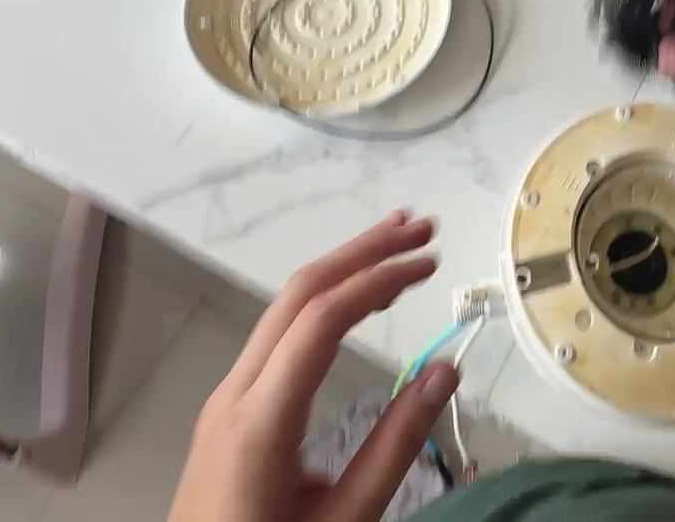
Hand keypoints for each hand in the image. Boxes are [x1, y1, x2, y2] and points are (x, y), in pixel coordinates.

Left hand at [167, 211, 457, 521]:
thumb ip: (395, 446)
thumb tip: (446, 368)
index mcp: (259, 422)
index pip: (321, 320)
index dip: (380, 279)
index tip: (430, 262)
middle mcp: (236, 393)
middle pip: (299, 293)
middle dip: (364, 250)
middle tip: (422, 227)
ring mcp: (228, 396)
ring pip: (287, 306)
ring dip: (346, 266)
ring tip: (399, 242)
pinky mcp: (233, 407)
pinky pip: (282, 331)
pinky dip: (328, 298)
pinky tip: (359, 296)